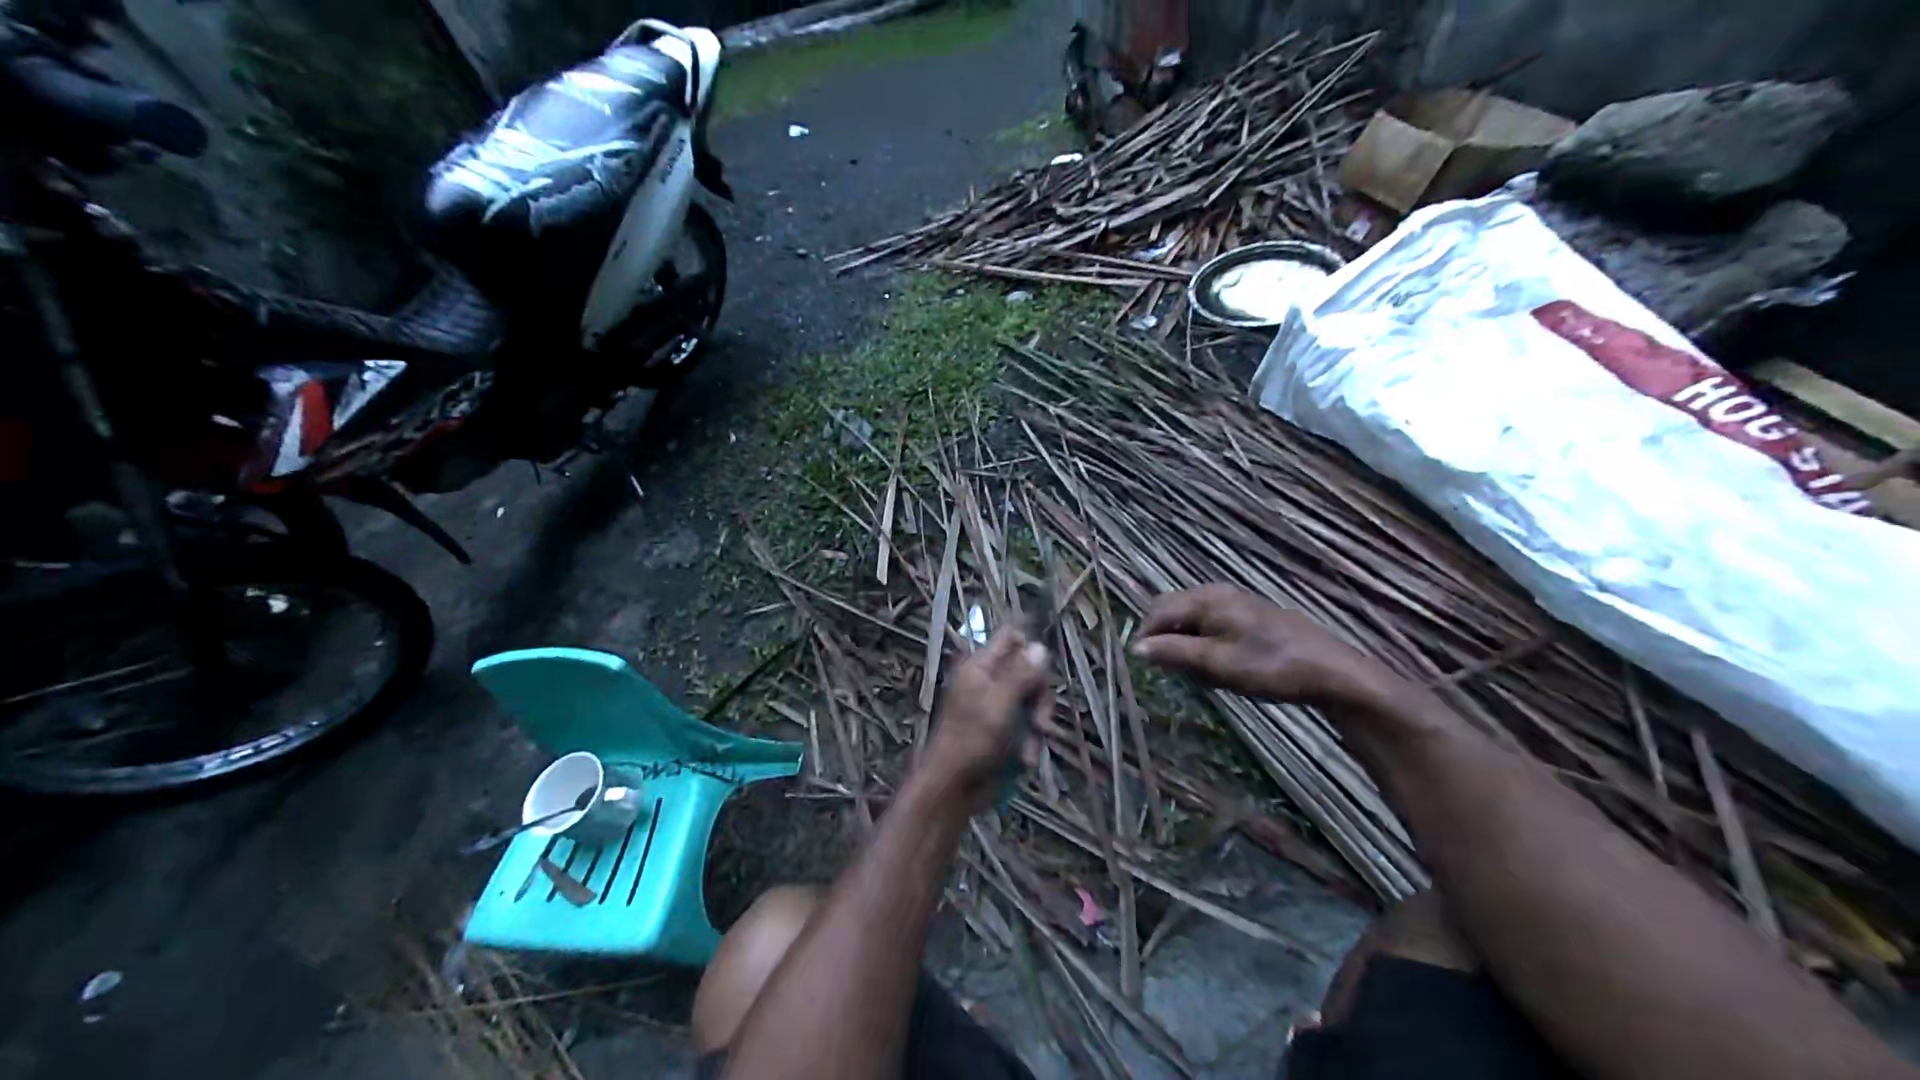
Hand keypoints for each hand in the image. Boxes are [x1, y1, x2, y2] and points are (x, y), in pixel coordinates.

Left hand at [922, 631, 1050, 807]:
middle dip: (1039, 698)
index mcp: (980, 667)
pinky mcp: (1003, 731)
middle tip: (1039, 721)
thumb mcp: (1000, 703)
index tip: (1042, 670)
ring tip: (1028, 750)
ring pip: (1032, 702)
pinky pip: (1027, 726)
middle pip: (1029, 671)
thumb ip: (1021, 673)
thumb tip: (1040, 645)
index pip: (1010, 637)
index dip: (1031, 647)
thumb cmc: (971, 741)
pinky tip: (1024, 760)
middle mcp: (989, 681)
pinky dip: (1029, 742)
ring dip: (1036, 727)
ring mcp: (997, 707)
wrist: (953, 788)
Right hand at [1132, 585, 1401, 708]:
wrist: (1333, 672)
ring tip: (1202, 674)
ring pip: (1192, 620)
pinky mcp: (1251, 616)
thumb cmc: (1270, 667)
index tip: (1147, 668)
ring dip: (1186, 645)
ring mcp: (1236, 603)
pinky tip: (1222, 667)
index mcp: (1207, 599)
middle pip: (1173, 611)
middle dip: (1166, 640)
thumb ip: (1174, 653)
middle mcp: (1217, 593)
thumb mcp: (1217, 664)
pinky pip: (1212, 625)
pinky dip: (1205, 644)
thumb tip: (1137, 648)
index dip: (1146, 638)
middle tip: (1176, 672)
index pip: (1158, 611)